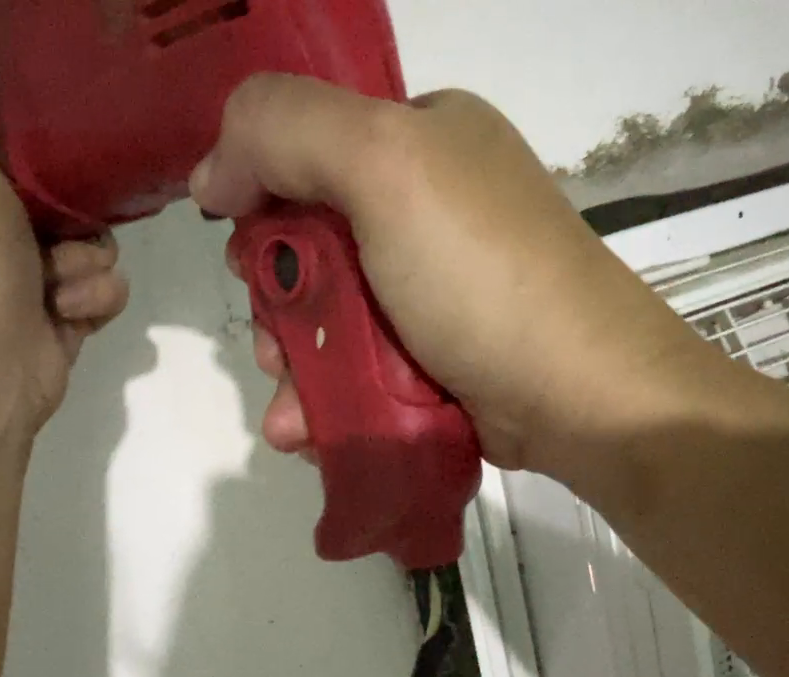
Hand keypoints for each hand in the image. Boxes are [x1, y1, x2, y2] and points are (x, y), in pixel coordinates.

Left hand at [0, 25, 128, 432]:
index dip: (19, 135)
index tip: (41, 129)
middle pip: (58, 193)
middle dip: (71, 207)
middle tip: (56, 217)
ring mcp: (27, 278)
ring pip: (92, 243)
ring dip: (84, 261)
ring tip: (58, 281)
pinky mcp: (64, 318)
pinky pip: (105, 289)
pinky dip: (93, 299)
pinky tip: (69, 311)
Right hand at [192, 76, 687, 476]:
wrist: (577, 394)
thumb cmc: (480, 275)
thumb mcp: (385, 165)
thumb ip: (283, 133)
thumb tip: (211, 174)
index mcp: (423, 137)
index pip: (309, 147)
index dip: (263, 199)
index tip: (247, 256)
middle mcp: (427, 207)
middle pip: (311, 245)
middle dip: (277, 304)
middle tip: (272, 346)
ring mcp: (433, 289)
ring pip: (330, 319)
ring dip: (294, 367)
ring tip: (291, 414)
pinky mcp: (435, 356)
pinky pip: (359, 366)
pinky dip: (326, 399)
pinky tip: (308, 431)